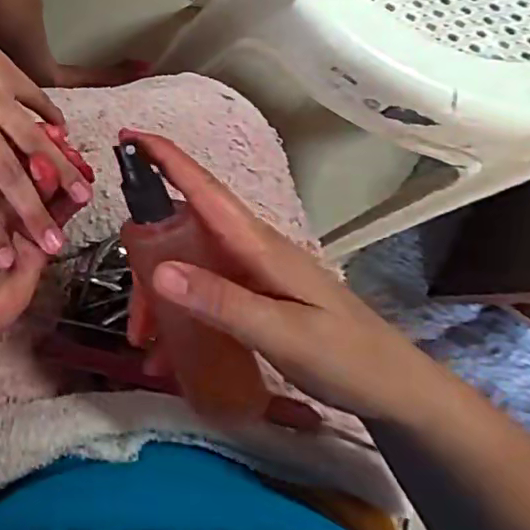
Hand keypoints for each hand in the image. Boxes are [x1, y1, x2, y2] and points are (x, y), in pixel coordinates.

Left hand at [0, 0, 89, 266]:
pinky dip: (53, 119)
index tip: (4, 257)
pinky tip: (67, 136)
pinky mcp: (11, 74)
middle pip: (9, 174)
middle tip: (55, 241)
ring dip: (60, 169)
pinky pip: (37, 101)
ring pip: (35, 140)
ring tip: (83, 194)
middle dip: (33, 211)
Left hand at [0, 142, 90, 337]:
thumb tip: (31, 169)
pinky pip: (57, 215)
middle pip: (24, 169)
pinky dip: (70, 200)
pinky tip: (84, 186)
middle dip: (46, 155)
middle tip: (64, 141)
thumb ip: (0, 201)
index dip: (17, 145)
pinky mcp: (39, 241)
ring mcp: (19, 219)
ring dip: (63, 175)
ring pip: (44, 189)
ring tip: (79, 160)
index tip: (39, 131)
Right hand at [120, 131, 454, 425]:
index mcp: (257, 244)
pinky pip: (200, 290)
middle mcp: (248, 247)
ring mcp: (249, 270)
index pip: (203, 189)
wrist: (400, 392)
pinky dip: (178, 314)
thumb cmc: (350, 359)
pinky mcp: (251, 293)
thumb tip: (158, 268)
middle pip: (181, 230)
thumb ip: (222, 302)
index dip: (164, 158)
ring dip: (158, 295)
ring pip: (185, 262)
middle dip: (145, 260)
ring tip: (145, 342)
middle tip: (131, 308)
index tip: (129, 137)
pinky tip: (169, 354)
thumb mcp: (284, 334)